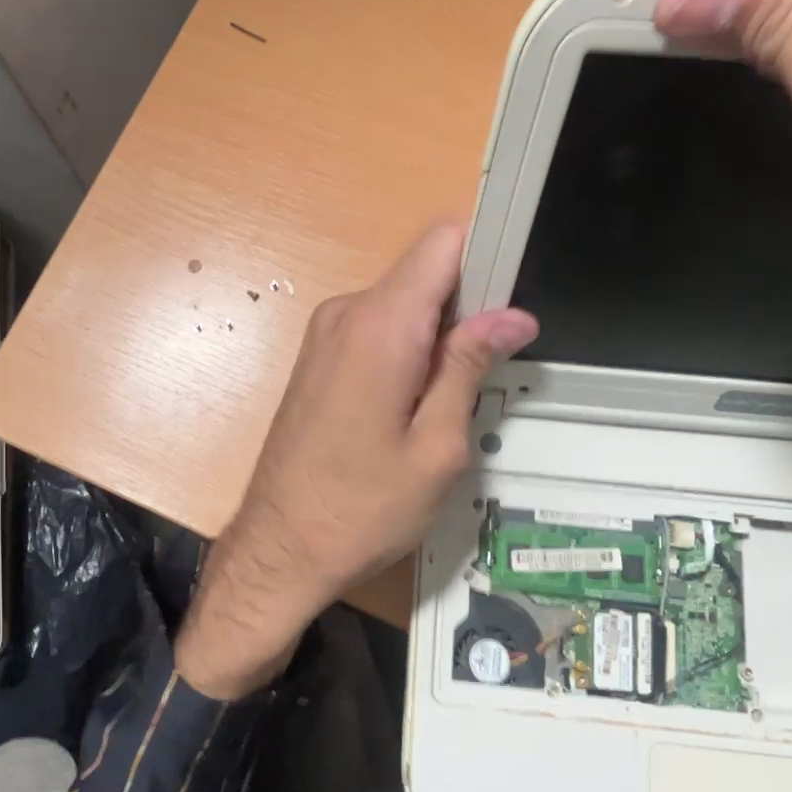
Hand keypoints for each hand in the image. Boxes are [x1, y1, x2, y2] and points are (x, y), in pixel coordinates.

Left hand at [173, 224, 538, 697]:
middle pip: (424, 273)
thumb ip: (470, 367)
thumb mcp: (437, 447)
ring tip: (445, 405)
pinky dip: (407, 350)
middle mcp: (346, 314)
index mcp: (380, 326)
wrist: (279, 548)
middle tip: (486, 373)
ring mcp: (325, 333)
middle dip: (466, 308)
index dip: (486, 253)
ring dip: (437, 337)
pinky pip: (377, 328)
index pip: (441, 242)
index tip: (512, 294)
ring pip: (403, 303)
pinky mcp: (318, 356)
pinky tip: (411, 407)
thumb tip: (512, 316)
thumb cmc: (361, 510)